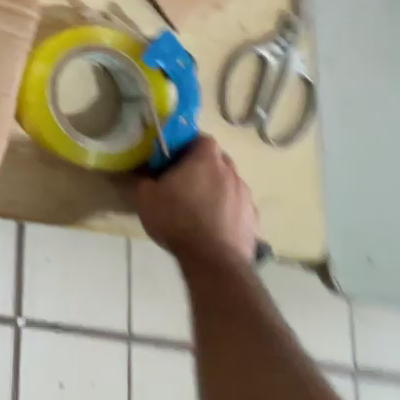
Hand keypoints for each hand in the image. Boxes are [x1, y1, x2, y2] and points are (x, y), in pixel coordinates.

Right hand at [133, 137, 258, 271]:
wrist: (213, 261)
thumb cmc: (177, 220)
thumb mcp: (146, 197)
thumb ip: (145, 179)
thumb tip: (147, 174)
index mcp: (206, 160)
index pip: (202, 138)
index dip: (188, 143)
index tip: (174, 155)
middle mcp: (231, 174)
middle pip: (219, 159)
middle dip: (204, 165)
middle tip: (185, 178)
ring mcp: (246, 198)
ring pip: (230, 183)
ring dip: (217, 187)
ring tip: (200, 205)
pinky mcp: (254, 220)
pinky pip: (238, 206)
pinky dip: (227, 209)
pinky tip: (213, 224)